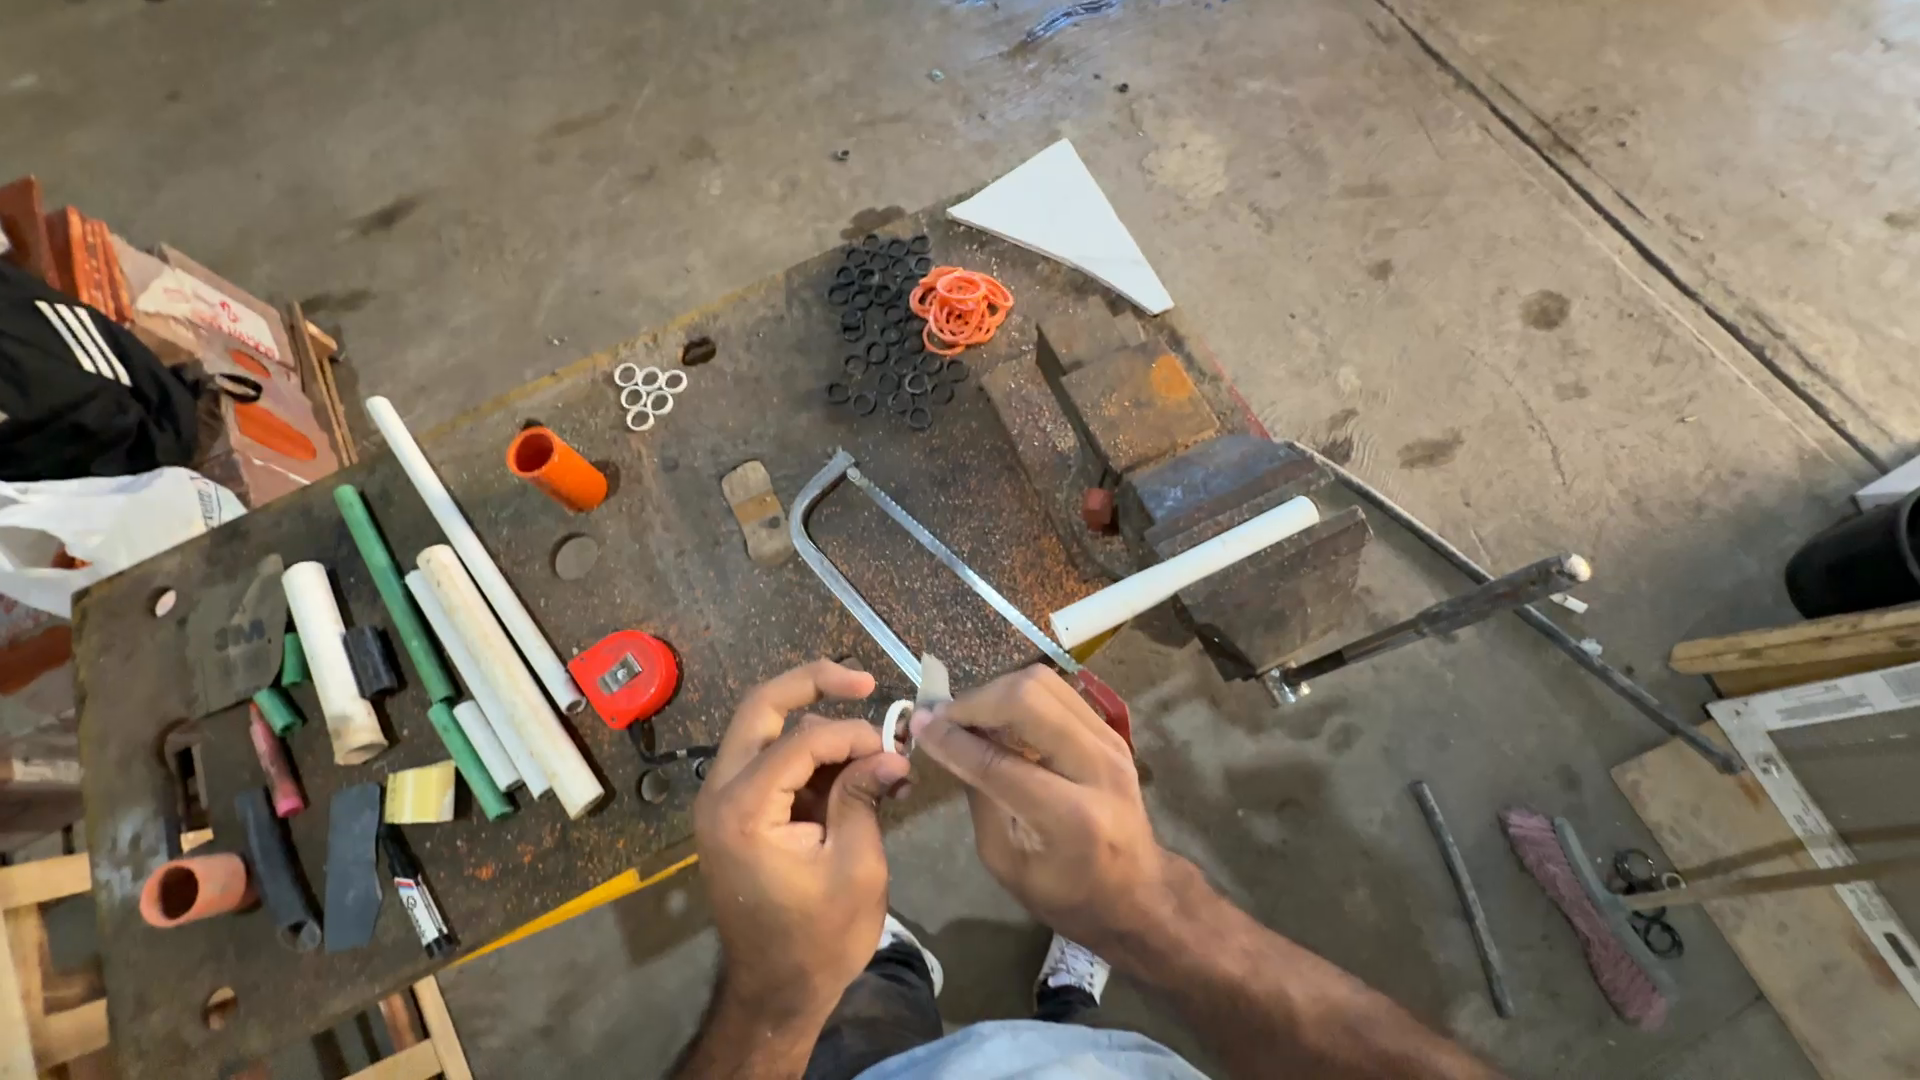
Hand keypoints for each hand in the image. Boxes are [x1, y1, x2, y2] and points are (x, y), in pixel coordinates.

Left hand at [694, 660, 908, 1025]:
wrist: (777, 991)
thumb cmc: (818, 938)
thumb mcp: (855, 865)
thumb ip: (864, 795)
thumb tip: (892, 750)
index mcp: (743, 809)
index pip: (801, 740)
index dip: (853, 735)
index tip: (893, 751)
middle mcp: (720, 793)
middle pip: (762, 706)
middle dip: (815, 684)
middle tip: (863, 680)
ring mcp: (723, 799)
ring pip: (766, 727)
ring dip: (819, 726)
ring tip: (873, 747)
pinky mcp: (738, 809)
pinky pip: (773, 758)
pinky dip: (813, 754)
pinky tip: (855, 768)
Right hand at [909, 665, 1175, 959]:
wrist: (1139, 892)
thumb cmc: (1067, 893)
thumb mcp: (1006, 861)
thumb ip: (979, 795)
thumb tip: (945, 739)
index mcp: (1073, 817)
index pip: (999, 762)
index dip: (952, 739)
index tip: (919, 724)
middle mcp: (1098, 767)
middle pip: (1027, 699)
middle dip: (975, 702)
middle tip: (944, 719)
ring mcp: (1111, 741)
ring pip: (1042, 683)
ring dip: (995, 693)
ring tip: (969, 718)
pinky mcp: (1111, 729)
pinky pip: (1055, 692)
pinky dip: (1017, 697)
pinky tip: (998, 720)